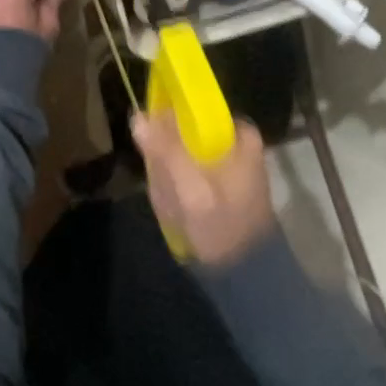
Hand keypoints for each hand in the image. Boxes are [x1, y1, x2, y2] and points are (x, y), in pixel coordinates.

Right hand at [133, 112, 275, 265]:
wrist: (247, 272)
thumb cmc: (222, 226)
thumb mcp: (190, 189)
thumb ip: (165, 151)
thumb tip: (138, 115)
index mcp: (241, 135)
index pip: (192, 113)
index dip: (167, 131)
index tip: (158, 157)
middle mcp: (239, 143)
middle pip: (186, 136)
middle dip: (170, 163)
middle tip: (171, 191)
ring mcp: (233, 163)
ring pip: (185, 157)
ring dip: (173, 180)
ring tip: (177, 206)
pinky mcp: (226, 184)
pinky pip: (191, 176)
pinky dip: (181, 192)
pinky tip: (182, 212)